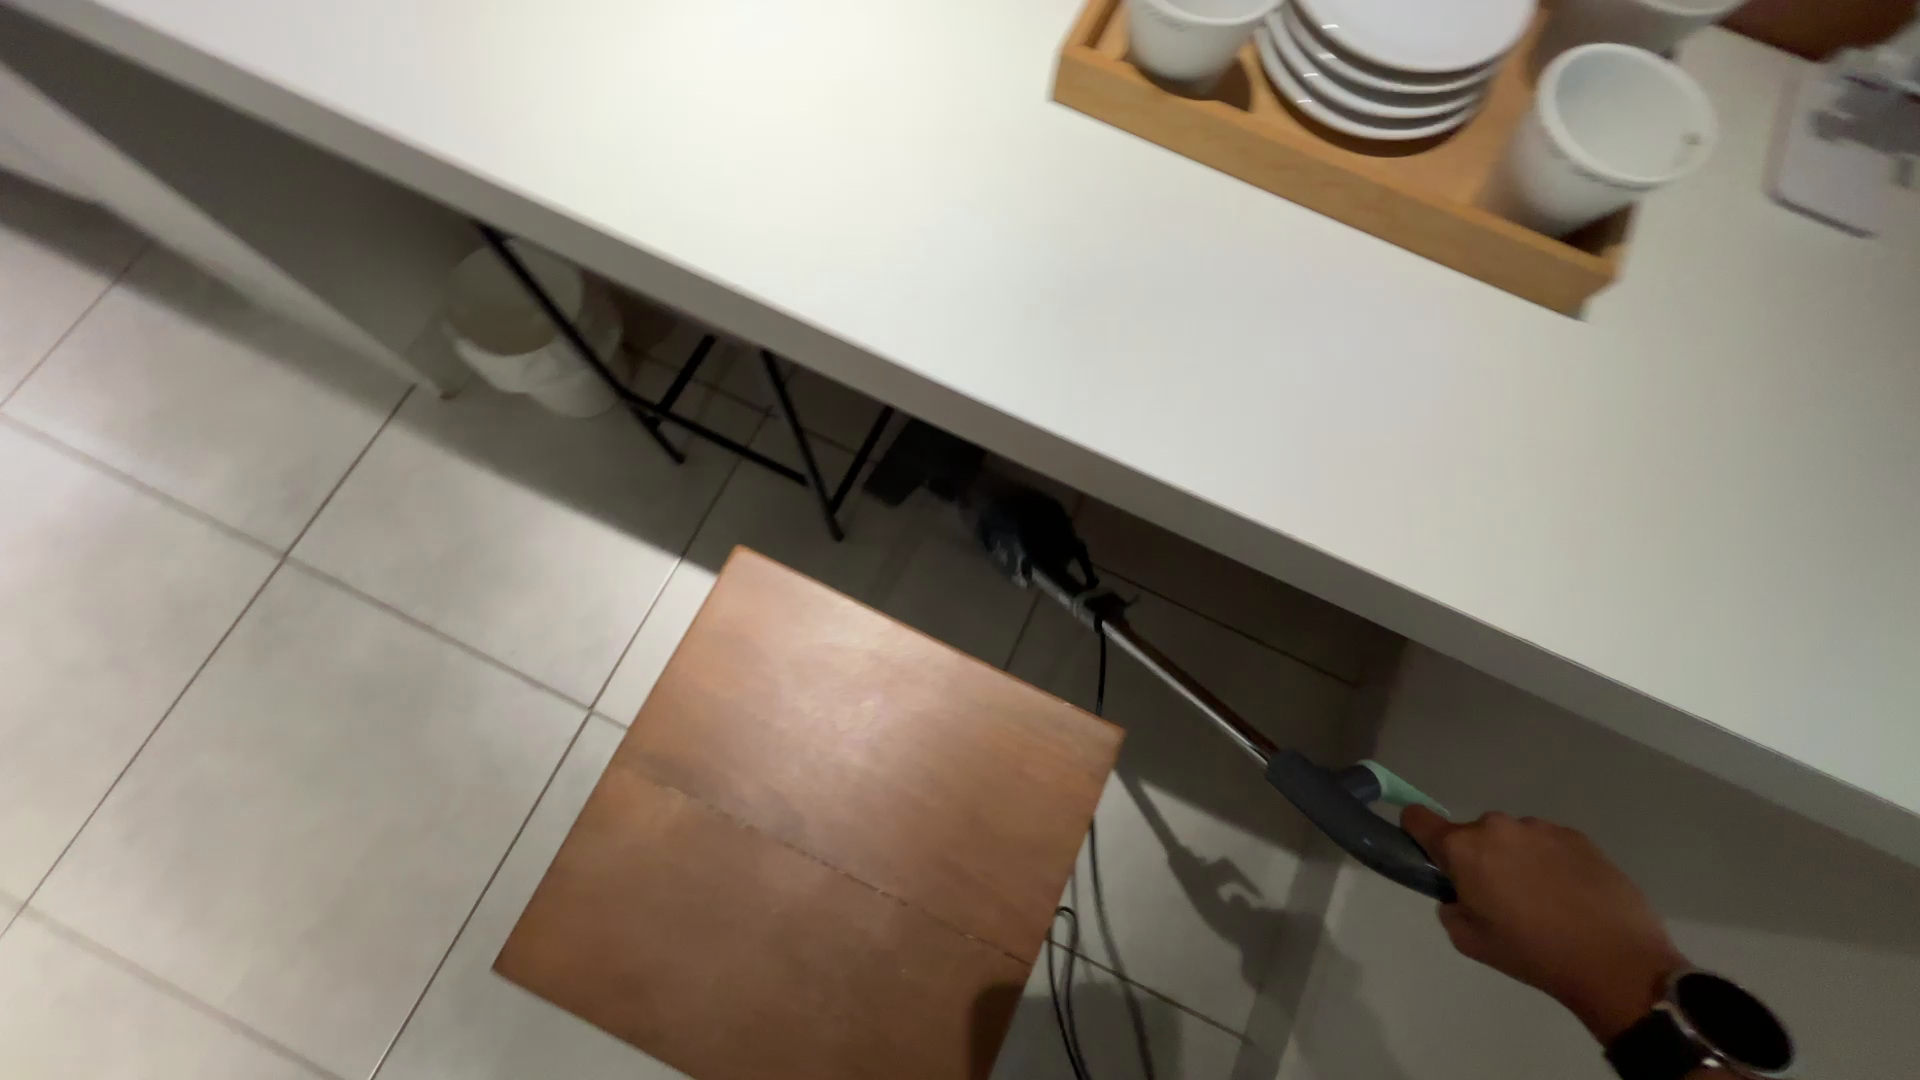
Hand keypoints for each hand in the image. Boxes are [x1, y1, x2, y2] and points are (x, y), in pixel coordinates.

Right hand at [1402, 805, 1686, 1042]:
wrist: (1620, 965)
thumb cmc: (1533, 954)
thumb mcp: (1468, 940)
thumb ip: (1449, 907)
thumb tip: (1459, 895)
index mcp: (1463, 848)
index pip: (1417, 817)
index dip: (1417, 835)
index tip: (1433, 859)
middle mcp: (1496, 826)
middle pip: (1471, 833)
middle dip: (1478, 857)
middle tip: (1501, 896)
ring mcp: (1540, 828)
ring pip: (1512, 837)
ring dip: (1516, 858)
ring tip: (1545, 898)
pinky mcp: (1579, 837)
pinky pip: (1549, 842)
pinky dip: (1551, 861)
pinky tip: (1572, 895)